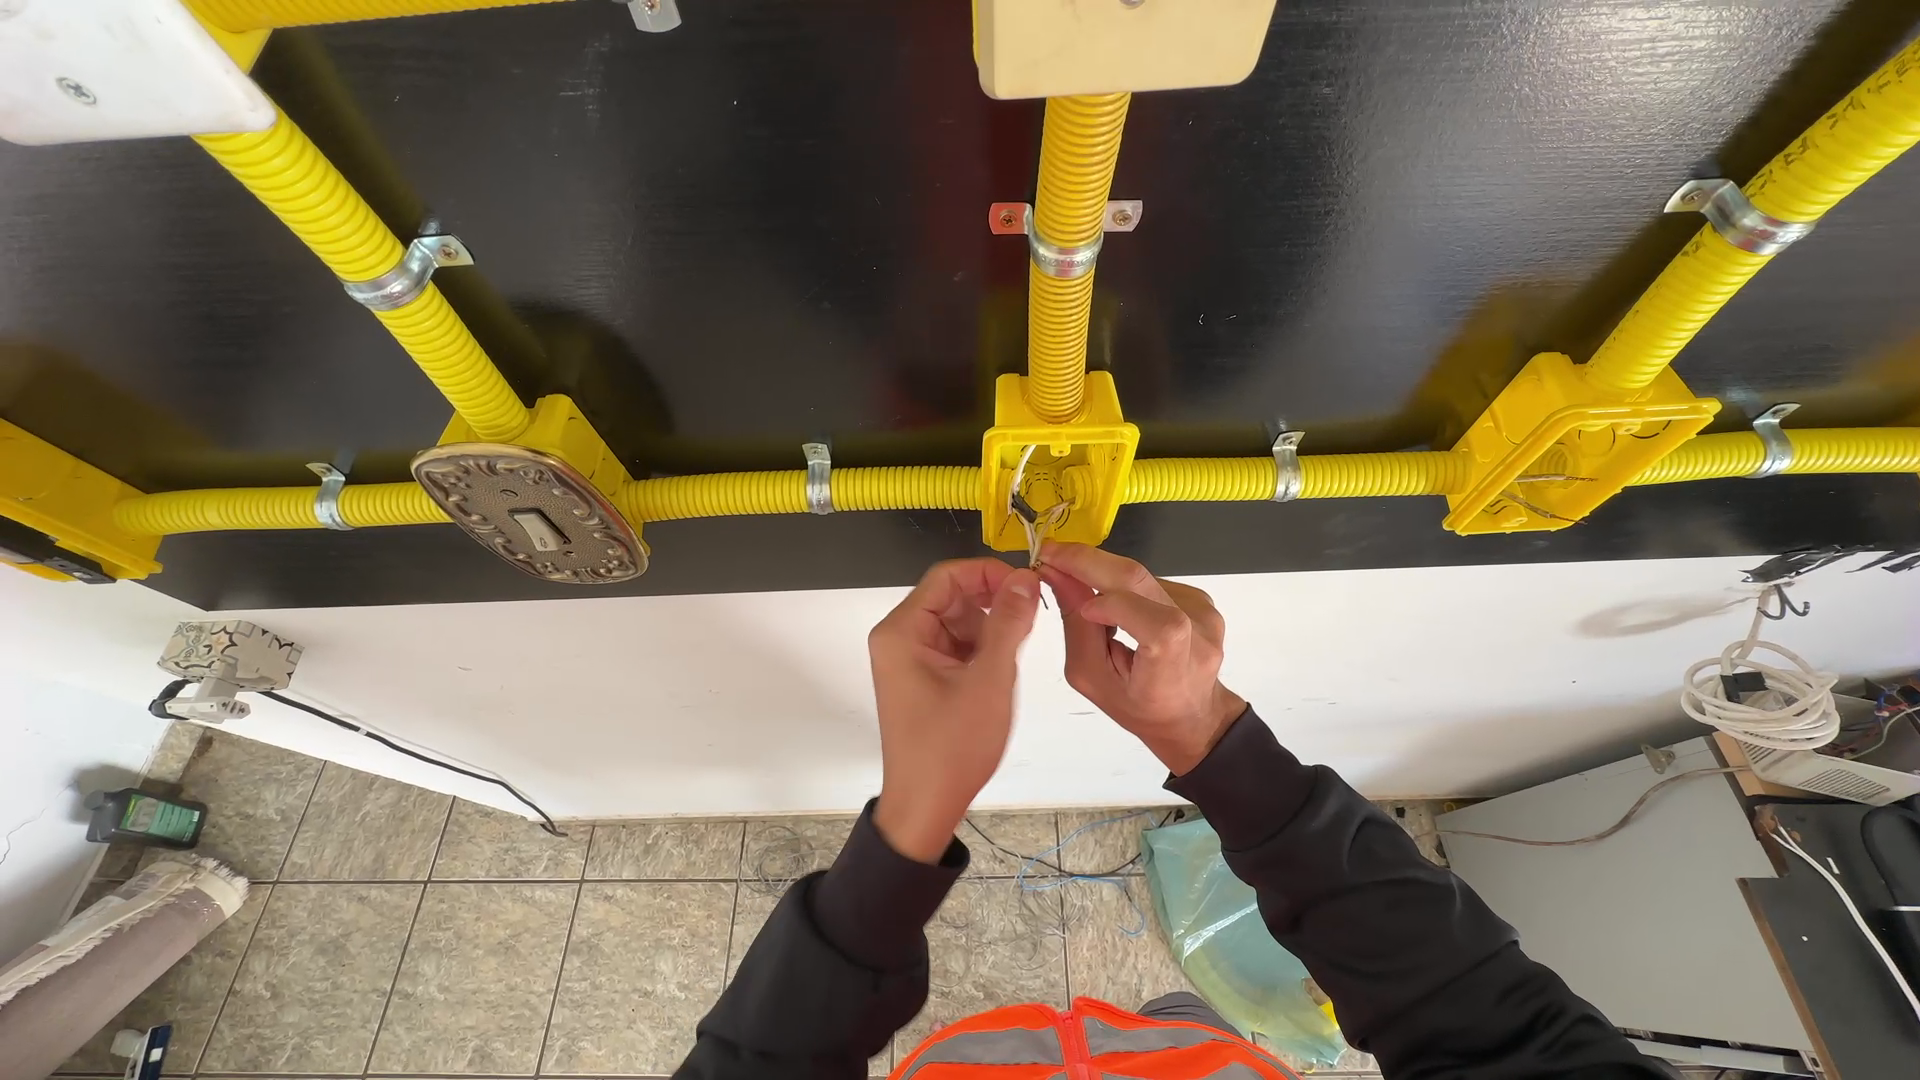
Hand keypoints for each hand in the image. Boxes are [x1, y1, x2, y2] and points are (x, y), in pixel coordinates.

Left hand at [868, 559, 1040, 861]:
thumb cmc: (951, 747)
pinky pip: (957, 645)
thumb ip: (1009, 623)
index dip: (989, 572)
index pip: (946, 576)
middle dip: (992, 601)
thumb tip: (1026, 578)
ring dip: (991, 627)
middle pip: (952, 596)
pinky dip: (983, 648)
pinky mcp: (924, 677)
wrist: (926, 806)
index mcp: (902, 631)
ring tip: (1018, 650)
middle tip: (1033, 614)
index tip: (1028, 583)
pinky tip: (1002, 667)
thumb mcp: (989, 679)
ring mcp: (911, 659)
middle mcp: (900, 638)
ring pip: (958, 621)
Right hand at [1039, 542, 1245, 774]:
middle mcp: (1198, 635)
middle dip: (1087, 562)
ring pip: (1140, 577)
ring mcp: (1203, 611)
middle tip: (1050, 554)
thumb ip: (1076, 628)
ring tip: (1085, 596)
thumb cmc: (1137, 706)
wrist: (1190, 712)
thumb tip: (1056, 574)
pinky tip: (1122, 610)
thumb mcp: (1093, 679)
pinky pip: (1150, 580)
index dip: (1115, 607)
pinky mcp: (1200, 597)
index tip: (1077, 602)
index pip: (1156, 627)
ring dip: (1103, 576)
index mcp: (1173, 670)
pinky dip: (1125, 587)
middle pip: (1140, 581)